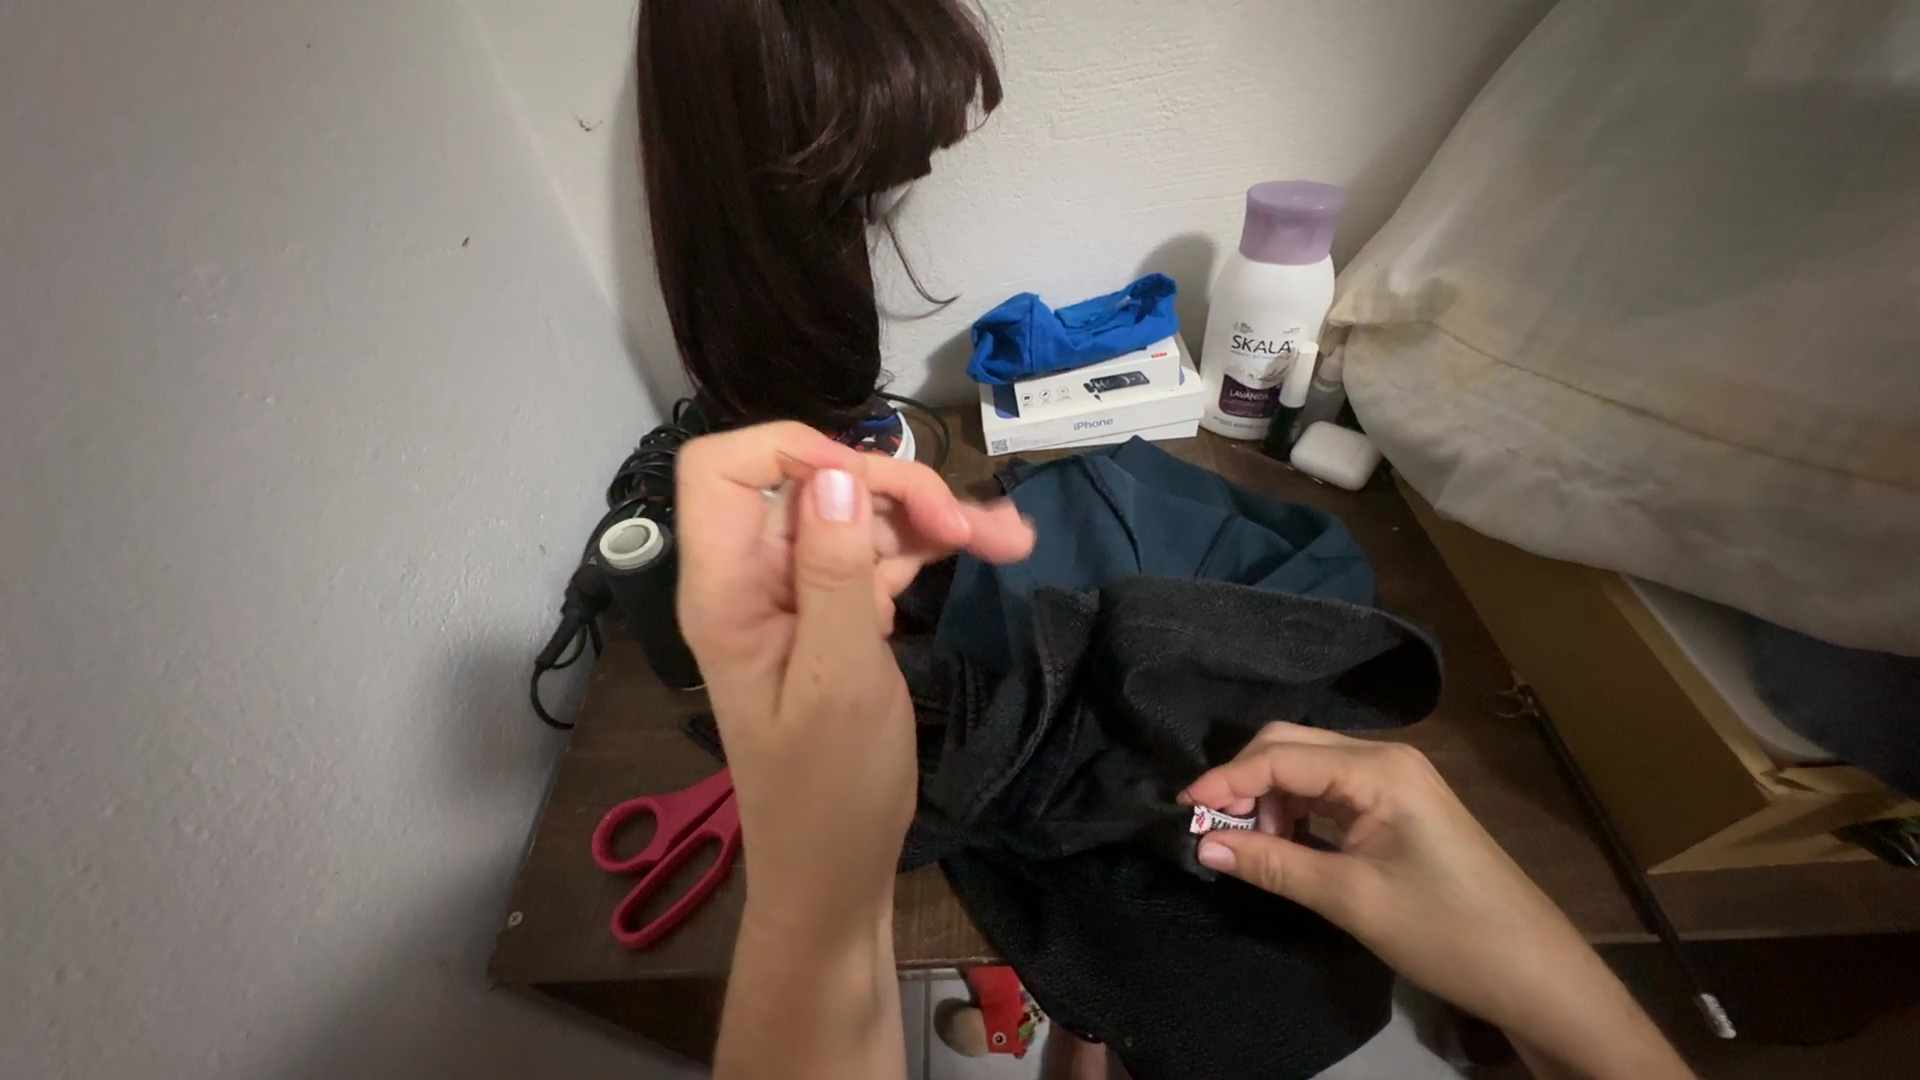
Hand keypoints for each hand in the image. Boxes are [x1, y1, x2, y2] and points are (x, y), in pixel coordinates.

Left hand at [674, 422, 1033, 919]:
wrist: (840, 866)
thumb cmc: (829, 788)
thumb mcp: (838, 679)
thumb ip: (834, 573)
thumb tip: (835, 476)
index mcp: (727, 588)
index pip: (721, 470)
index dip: (789, 452)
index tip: (865, 484)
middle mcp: (758, 576)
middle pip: (813, 484)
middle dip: (892, 489)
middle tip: (965, 526)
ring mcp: (803, 590)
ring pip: (861, 514)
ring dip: (932, 515)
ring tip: (1006, 538)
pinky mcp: (843, 609)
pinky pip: (885, 553)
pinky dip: (936, 547)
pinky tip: (993, 547)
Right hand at [1182, 723, 1691, 1079]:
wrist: (1543, 980)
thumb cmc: (1449, 933)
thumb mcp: (1350, 900)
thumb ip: (1272, 864)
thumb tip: (1202, 846)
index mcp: (1379, 768)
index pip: (1280, 756)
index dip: (1225, 780)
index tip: (1183, 810)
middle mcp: (1383, 757)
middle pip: (1289, 745)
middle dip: (1243, 781)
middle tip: (1211, 826)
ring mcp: (1391, 778)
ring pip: (1303, 765)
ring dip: (1266, 796)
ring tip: (1248, 842)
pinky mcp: (1393, 802)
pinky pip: (1325, 788)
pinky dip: (1293, 809)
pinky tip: (1281, 839)